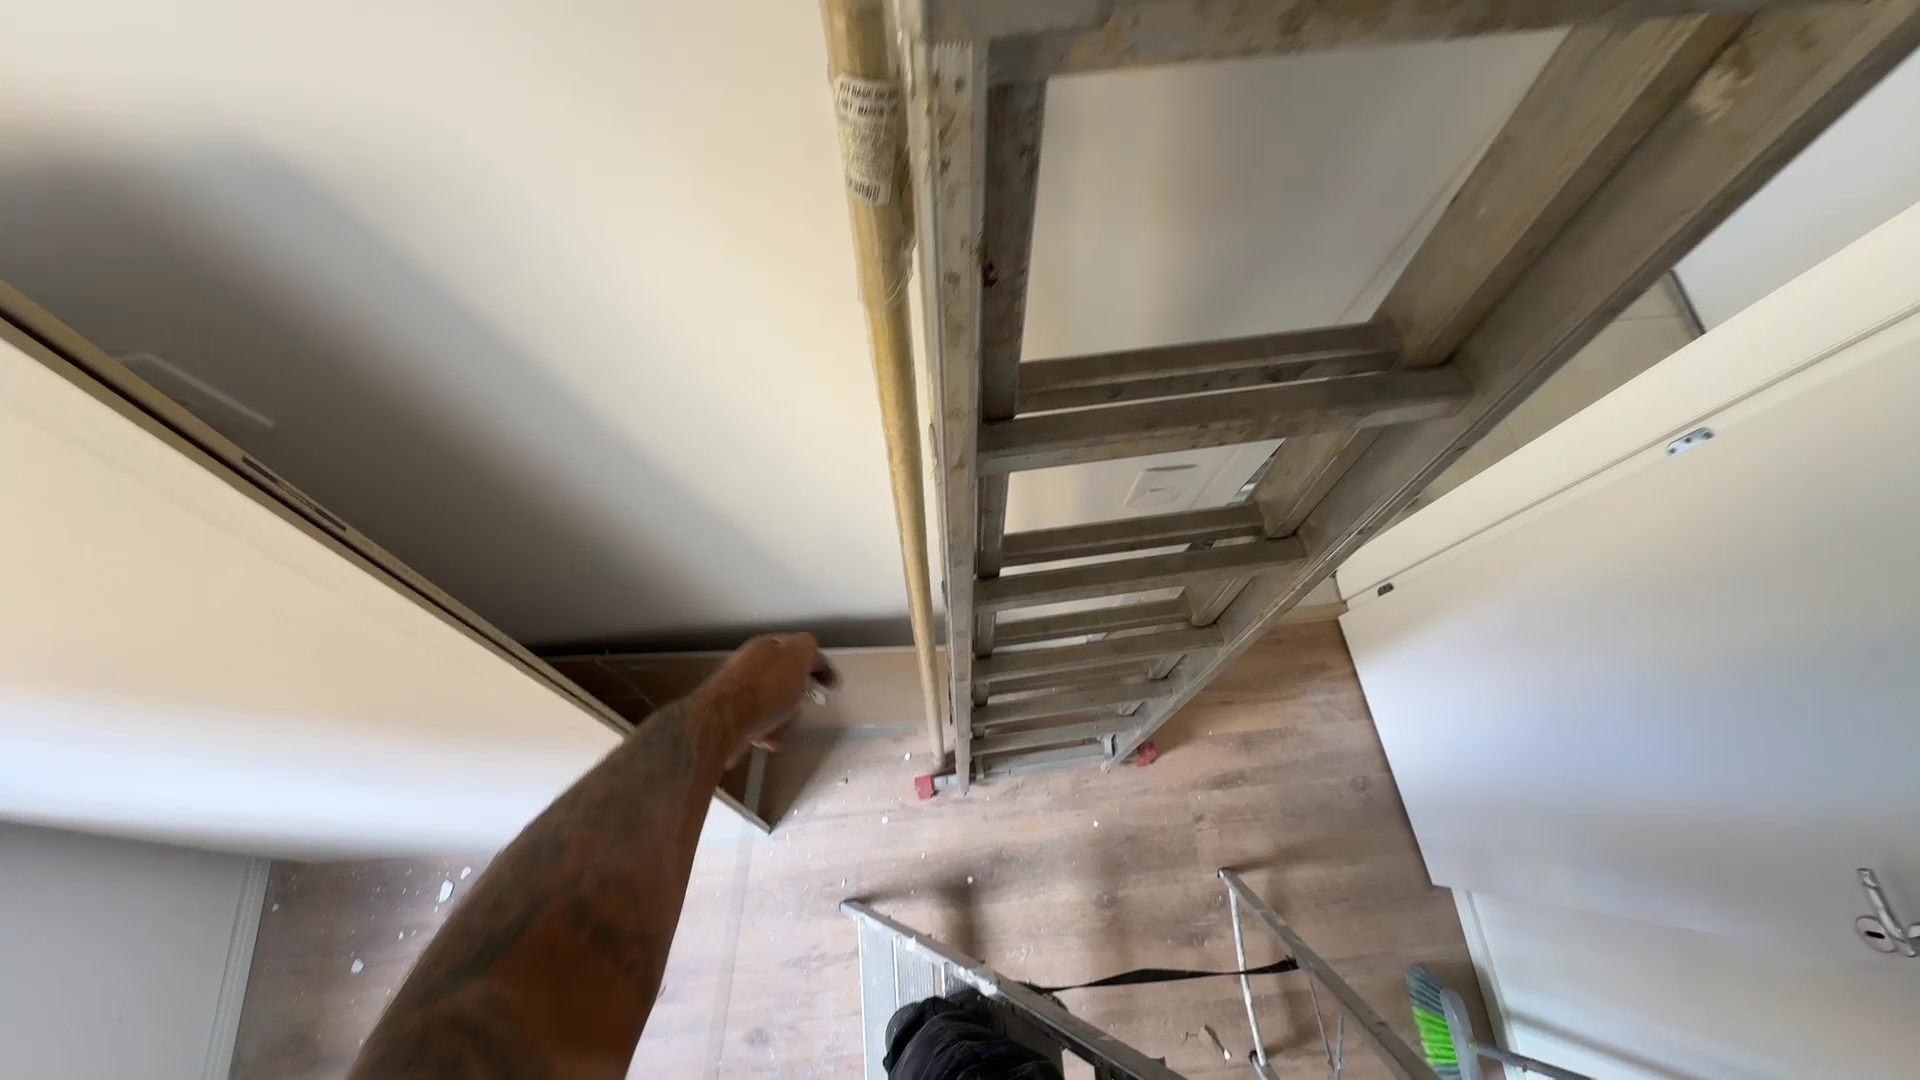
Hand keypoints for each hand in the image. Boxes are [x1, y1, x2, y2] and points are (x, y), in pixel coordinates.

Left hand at [701, 633, 839, 764]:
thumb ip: (809, 649)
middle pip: (786, 680)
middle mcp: (750, 665)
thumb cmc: (767, 688)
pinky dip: (768, 730)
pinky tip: (770, 740)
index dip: (819, 666)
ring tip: (784, 728)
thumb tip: (811, 651)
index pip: (799, 650)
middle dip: (798, 695)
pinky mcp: (730, 716)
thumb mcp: (798, 657)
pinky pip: (758, 722)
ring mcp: (737, 691)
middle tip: (803, 706)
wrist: (724, 722)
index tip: (832, 686)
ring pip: (773, 703)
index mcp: (766, 647)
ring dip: (784, 717)